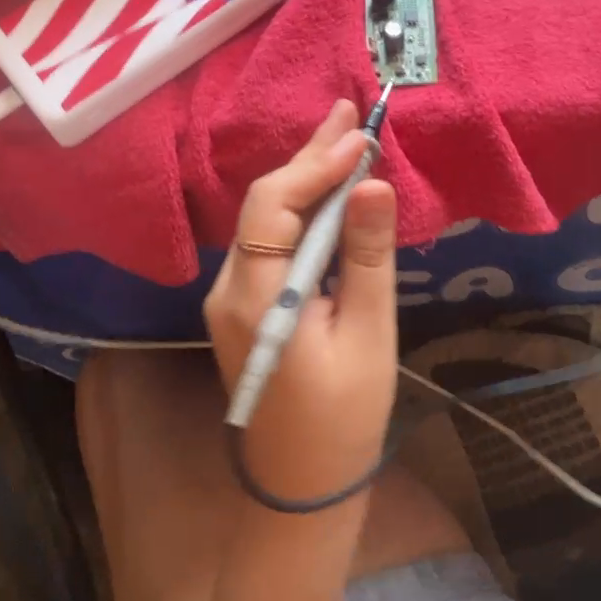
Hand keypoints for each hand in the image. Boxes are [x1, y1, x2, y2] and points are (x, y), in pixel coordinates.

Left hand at [204, 99, 398, 501]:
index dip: (315, 164)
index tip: (362, 137)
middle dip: (309, 156)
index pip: (274, 206)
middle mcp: (228, 288)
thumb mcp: (367, 335)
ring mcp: (229, 298)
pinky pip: (269, 241)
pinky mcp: (242, 306)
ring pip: (265, 219)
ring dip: (306, 178)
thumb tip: (372, 184)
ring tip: (345, 138)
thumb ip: (366, 256)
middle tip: (350, 112)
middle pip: (264, 203)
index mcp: (255, 298)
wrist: (298, 489)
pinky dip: (300, 210)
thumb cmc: (343, 419)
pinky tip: (327, 191)